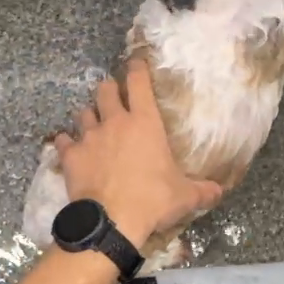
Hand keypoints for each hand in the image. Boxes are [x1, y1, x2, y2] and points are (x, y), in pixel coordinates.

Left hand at [54, 59, 222, 245]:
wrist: (113, 220)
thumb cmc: (153, 201)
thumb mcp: (184, 197)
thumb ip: (203, 190)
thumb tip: (220, 191)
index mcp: (145, 123)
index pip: (139, 82)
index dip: (137, 69)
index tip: (136, 63)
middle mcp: (115, 122)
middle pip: (105, 90)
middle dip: (108, 89)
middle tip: (112, 96)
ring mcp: (89, 137)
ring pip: (83, 113)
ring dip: (88, 116)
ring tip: (92, 124)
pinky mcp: (70, 156)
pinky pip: (63, 141)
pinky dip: (65, 142)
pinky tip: (68, 147)